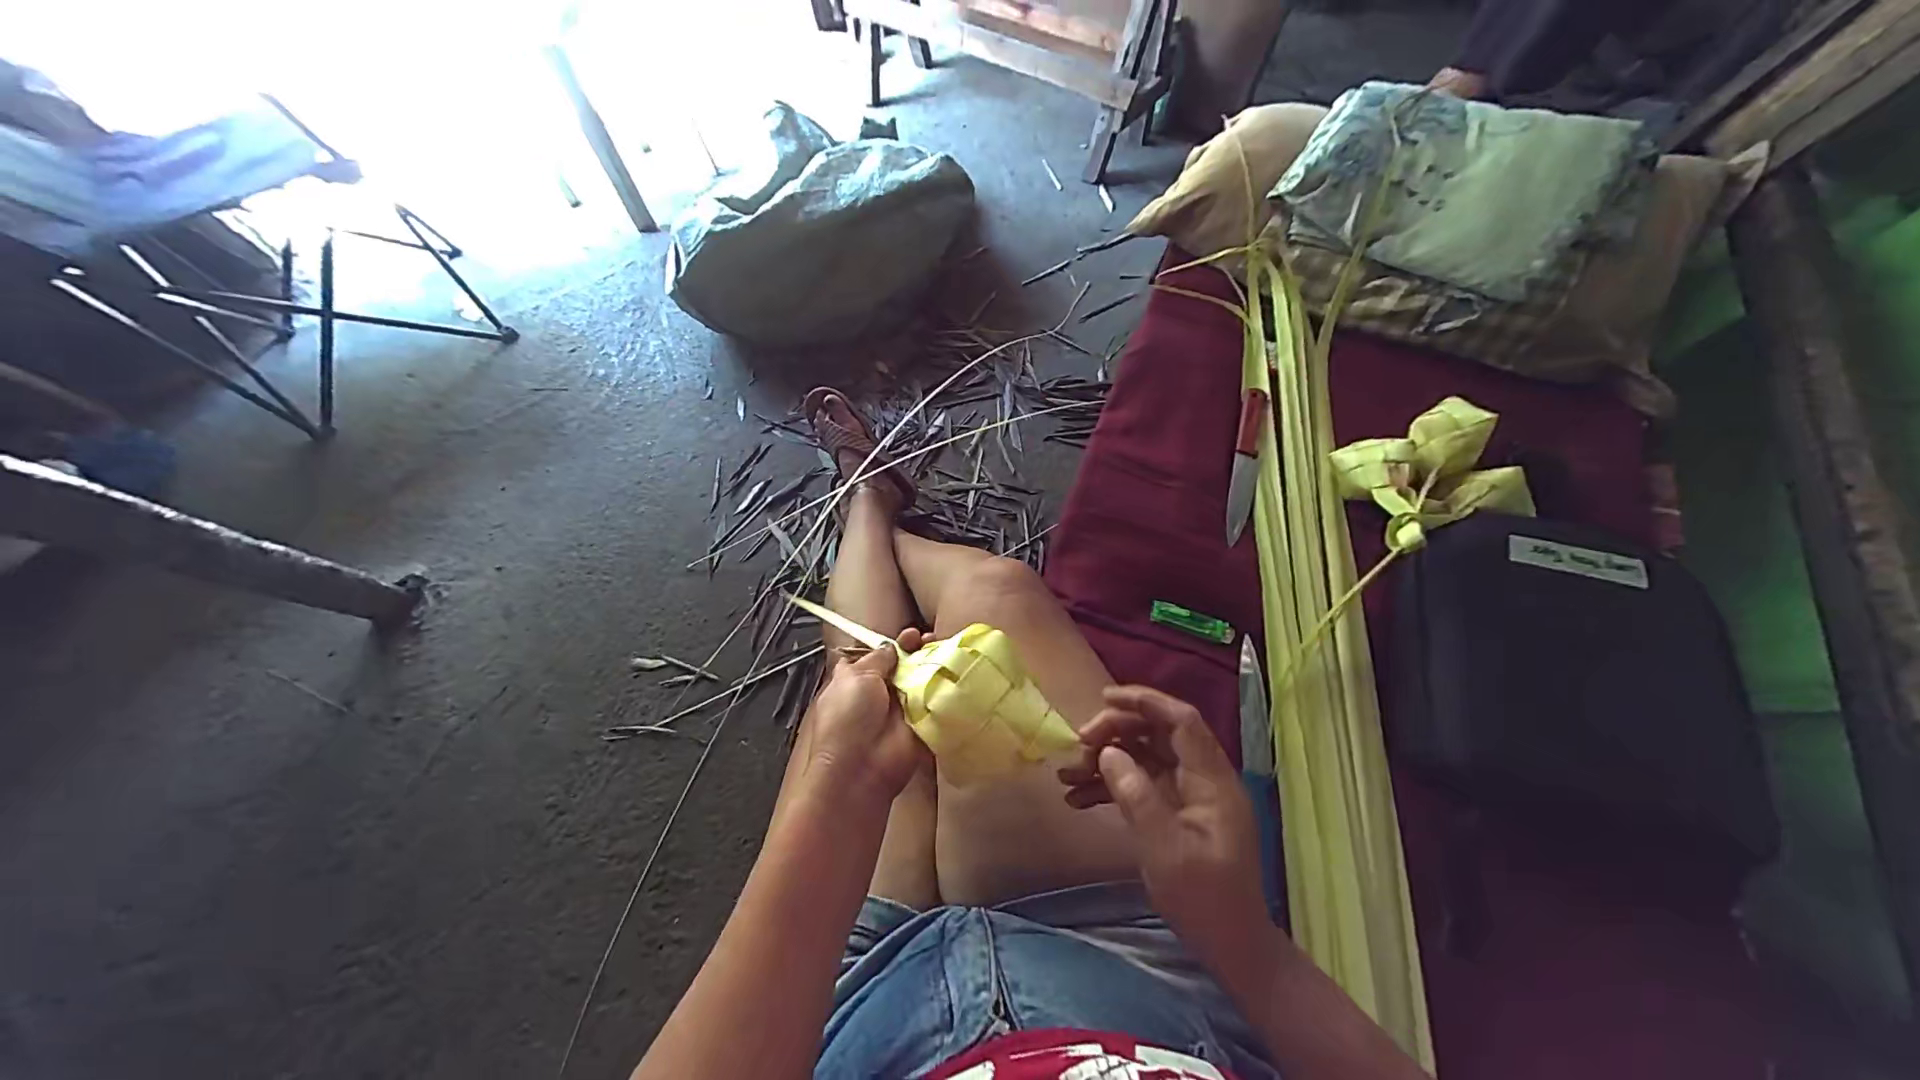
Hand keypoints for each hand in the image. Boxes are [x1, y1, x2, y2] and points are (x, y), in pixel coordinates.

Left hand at [801, 629, 928, 810]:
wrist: (862, 767)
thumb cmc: (848, 718)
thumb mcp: (855, 676)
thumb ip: (877, 657)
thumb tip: (891, 647)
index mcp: (856, 680)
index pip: (878, 656)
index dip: (893, 644)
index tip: (907, 635)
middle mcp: (880, 693)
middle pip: (903, 665)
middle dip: (916, 650)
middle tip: (926, 640)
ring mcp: (902, 709)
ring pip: (921, 679)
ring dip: (932, 664)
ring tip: (942, 649)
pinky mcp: (923, 724)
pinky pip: (936, 701)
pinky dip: (945, 687)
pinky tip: (954, 670)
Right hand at [1060, 685, 1270, 967]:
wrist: (1231, 946)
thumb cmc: (1204, 899)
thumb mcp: (1165, 849)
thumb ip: (1137, 795)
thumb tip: (1108, 753)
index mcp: (1211, 780)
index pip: (1181, 721)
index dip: (1144, 701)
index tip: (1104, 699)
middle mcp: (1201, 779)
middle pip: (1157, 734)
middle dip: (1115, 732)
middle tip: (1079, 745)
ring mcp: (1187, 796)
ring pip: (1143, 758)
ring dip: (1105, 760)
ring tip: (1068, 775)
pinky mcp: (1173, 812)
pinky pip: (1139, 784)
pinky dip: (1109, 787)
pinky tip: (1077, 799)